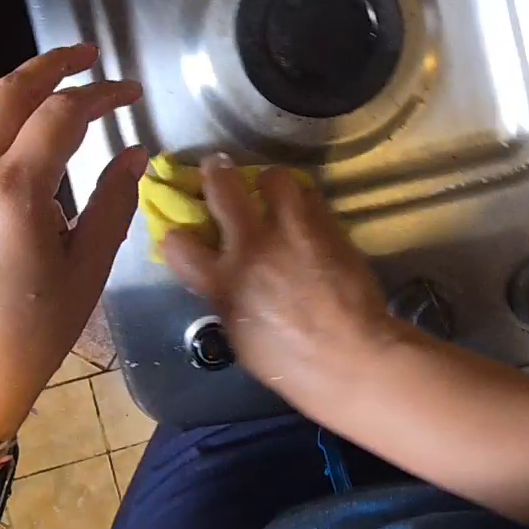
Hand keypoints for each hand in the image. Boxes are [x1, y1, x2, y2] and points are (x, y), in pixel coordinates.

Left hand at [0, 44, 145, 471]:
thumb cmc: (31, 336)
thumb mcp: (87, 270)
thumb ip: (112, 203)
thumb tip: (133, 154)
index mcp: (14, 193)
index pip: (61, 115)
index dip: (101, 94)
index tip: (132, 92)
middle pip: (7, 94)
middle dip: (50, 65)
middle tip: (88, 54)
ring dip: (23, 91)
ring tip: (64, 86)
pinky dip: (6, 125)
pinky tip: (33, 140)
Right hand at [160, 156, 406, 394]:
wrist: (352, 355)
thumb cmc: (291, 362)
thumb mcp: (240, 334)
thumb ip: (226, 296)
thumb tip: (224, 278)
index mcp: (223, 282)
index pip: (178, 244)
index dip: (177, 237)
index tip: (184, 233)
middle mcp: (252, 247)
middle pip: (223, 189)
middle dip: (215, 172)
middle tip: (217, 165)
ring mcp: (291, 231)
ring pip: (273, 178)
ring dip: (269, 180)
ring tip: (273, 187)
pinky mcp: (326, 226)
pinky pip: (310, 196)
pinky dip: (303, 200)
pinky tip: (306, 211)